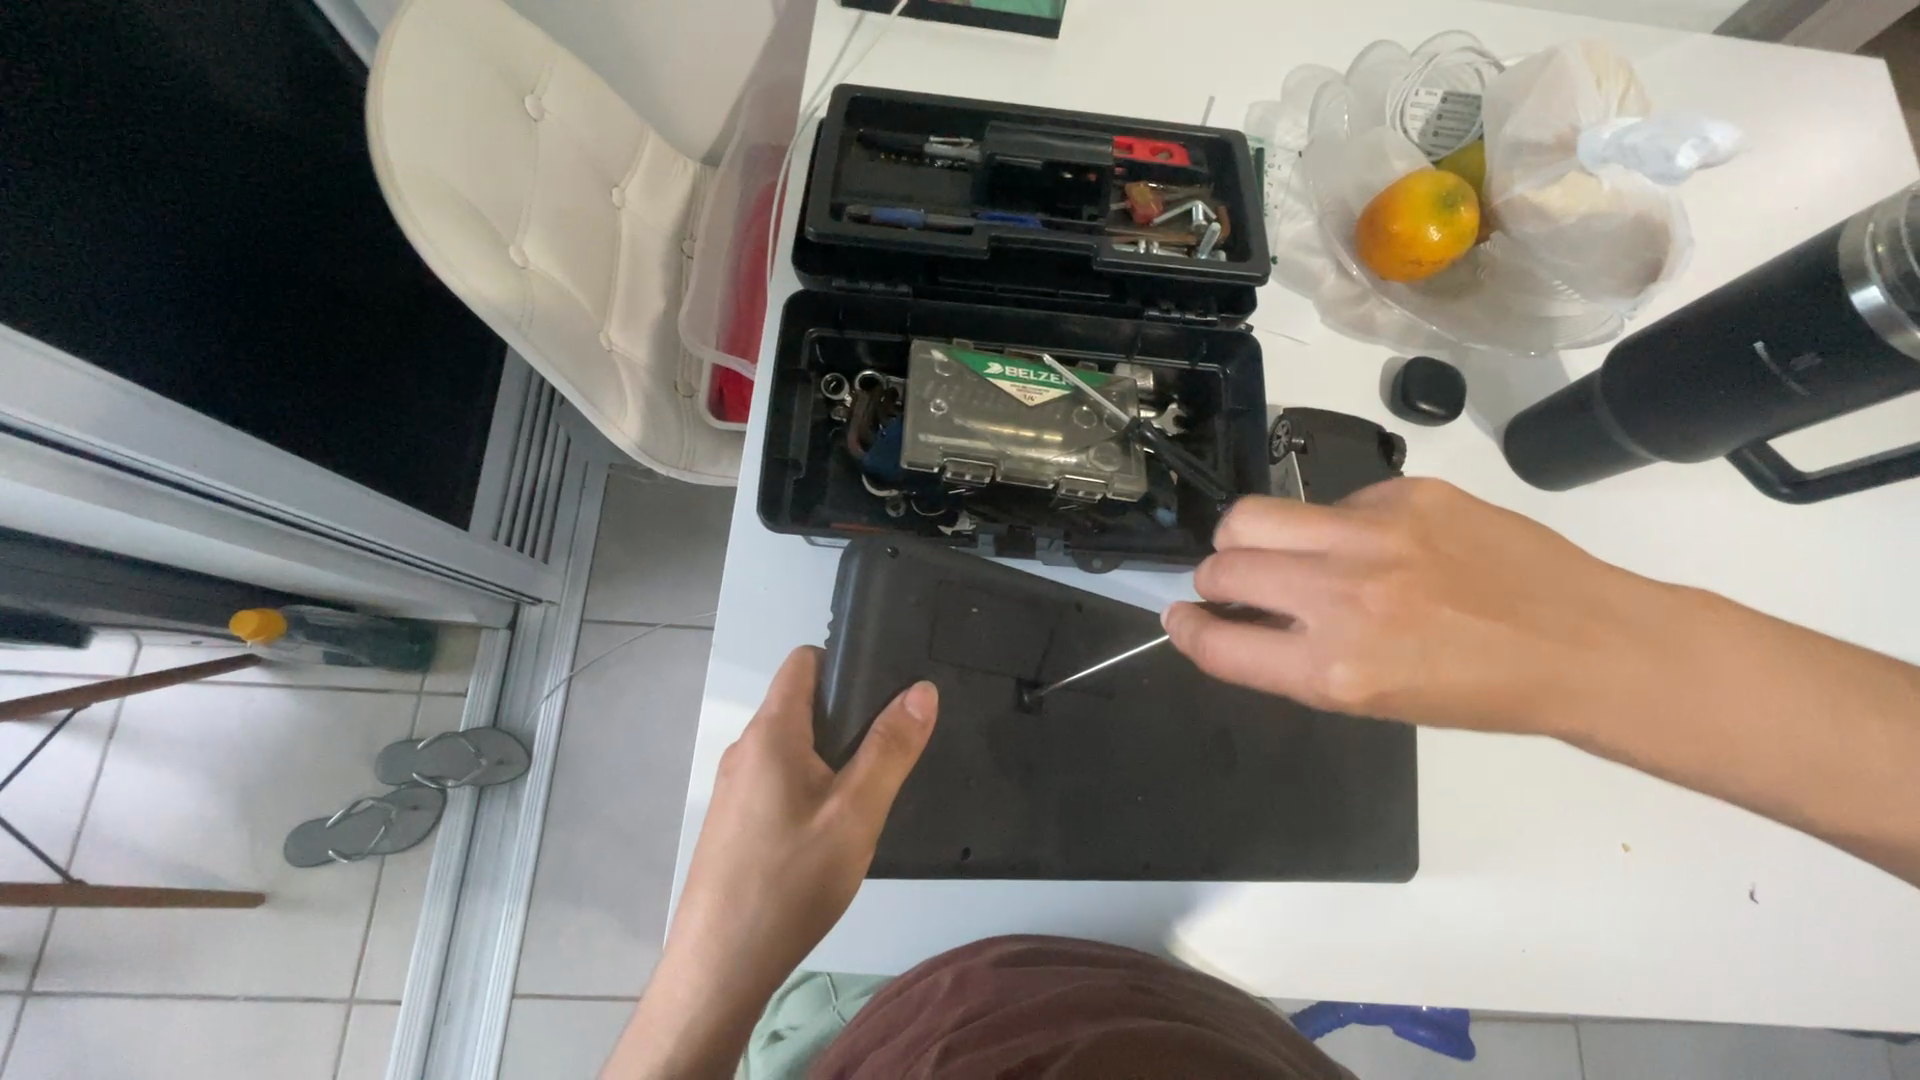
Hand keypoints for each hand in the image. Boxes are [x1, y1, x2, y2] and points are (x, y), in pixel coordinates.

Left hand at [603, 647, 937, 1079]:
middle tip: (889, 749)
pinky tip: (830, 831)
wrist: (719, 968)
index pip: (803, 661)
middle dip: (846, 717)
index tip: (885, 689)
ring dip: (829, 757)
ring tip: (867, 792)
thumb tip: (921, 689)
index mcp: (771, 732)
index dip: (845, 662)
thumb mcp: (856, 813)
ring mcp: (733, 789)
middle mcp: (744, 749)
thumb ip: (890, 748)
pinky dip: (807, 787)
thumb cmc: (791, 881)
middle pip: (799, 704)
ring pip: (790, 748)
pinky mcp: (732, 823)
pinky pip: (776, 782)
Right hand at [1163, 479, 1679, 734]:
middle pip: (1221, 567)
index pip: (1217, 641)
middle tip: (1235, 587)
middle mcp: (1344, 597)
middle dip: (1213, 581)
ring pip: (1250, 516)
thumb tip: (1235, 615)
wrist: (1590, 643)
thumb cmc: (1477, 692)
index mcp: (1335, 669)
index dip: (1185, 629)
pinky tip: (1373, 544)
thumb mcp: (1373, 699)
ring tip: (1274, 551)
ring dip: (1243, 539)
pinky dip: (1327, 528)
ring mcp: (1374, 535)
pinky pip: (1326, 504)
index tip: (1181, 619)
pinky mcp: (1406, 492)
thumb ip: (1293, 658)